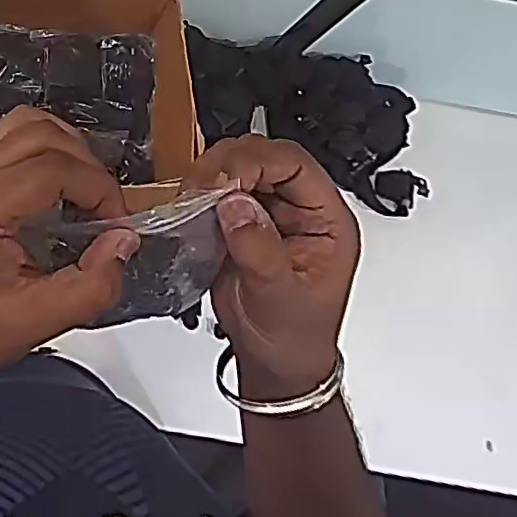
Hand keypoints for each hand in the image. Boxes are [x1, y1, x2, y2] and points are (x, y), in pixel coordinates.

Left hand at [0, 107, 140, 388]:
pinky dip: (47, 141)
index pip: (54, 168)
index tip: (114, 222)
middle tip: (104, 207)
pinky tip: (59, 176)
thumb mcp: (36, 323)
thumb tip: (122, 243)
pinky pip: (14, 130)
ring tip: (85, 187)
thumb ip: (90, 288)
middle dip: (89, 166)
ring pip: (30, 122)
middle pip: (45, 135)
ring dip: (69, 145)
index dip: (98, 189)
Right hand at [189, 135, 359, 398]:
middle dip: (229, 164)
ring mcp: (269, 207)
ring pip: (238, 162)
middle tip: (203, 187)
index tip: (226, 181)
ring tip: (195, 197)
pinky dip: (200, 189)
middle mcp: (298, 205)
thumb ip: (260, 251)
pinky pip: (218, 184)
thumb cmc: (293, 338)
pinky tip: (191, 204)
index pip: (294, 165)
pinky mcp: (240, 214)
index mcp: (325, 218)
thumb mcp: (281, 299)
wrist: (273, 361)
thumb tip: (236, 205)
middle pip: (264, 155)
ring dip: (211, 173)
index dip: (258, 162)